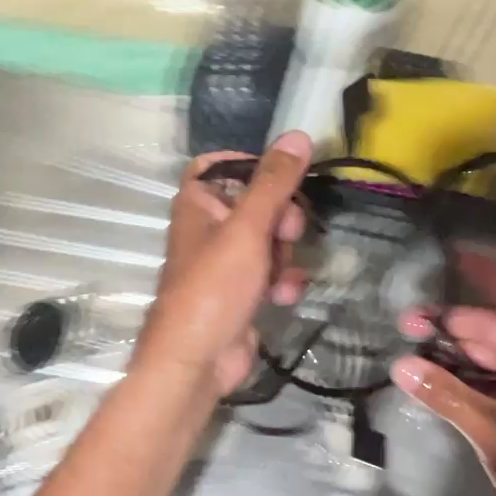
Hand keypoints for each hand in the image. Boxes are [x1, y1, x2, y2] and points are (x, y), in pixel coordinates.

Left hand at [136, 132, 311, 398]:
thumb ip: (274, 183)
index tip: (282, 177)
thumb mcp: (247, 229)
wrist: (197, 360)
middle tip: (287, 234)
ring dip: (284, 256)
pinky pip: (271, 273)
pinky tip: (283, 297)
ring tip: (280, 276)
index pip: (221, 164)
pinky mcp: (241, 294)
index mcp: (197, 204)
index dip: (253, 167)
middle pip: (257, 203)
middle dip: (280, 219)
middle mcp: (208, 229)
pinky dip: (281, 282)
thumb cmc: (214, 288)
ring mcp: (225, 264)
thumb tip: (297, 135)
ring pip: (269, 240)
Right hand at [390, 251, 495, 495]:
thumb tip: (401, 365)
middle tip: (408, 323)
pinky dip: (462, 383)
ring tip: (412, 351)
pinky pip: (489, 389)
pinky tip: (434, 386)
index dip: (488, 278)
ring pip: (490, 363)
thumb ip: (446, 395)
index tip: (457, 255)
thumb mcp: (493, 430)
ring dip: (454, 355)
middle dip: (453, 325)